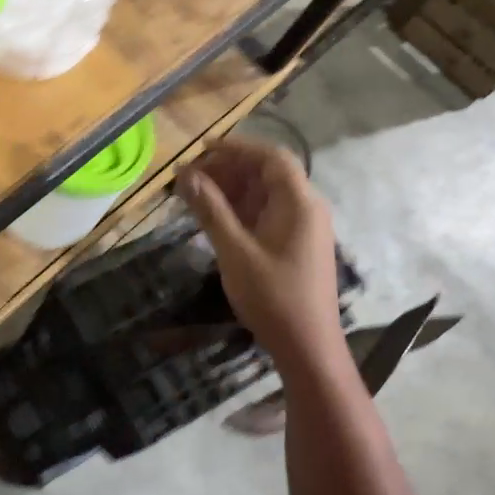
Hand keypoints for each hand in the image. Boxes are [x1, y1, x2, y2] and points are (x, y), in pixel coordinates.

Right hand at [177, 138, 342, 363]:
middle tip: (190, 177)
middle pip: (268, 174)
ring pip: (266, 195)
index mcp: (300, 203)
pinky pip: (268, 214)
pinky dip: (241, 210)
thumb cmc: (273, 297)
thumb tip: (187, 175)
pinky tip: (215, 219)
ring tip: (195, 196)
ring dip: (232, 190)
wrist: (307, 347)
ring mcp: (304, 228)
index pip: (272, 157)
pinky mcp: (296, 245)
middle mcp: (307, 208)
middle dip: (229, 170)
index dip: (237, 148)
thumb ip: (211, 210)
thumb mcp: (235, 252)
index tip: (202, 149)